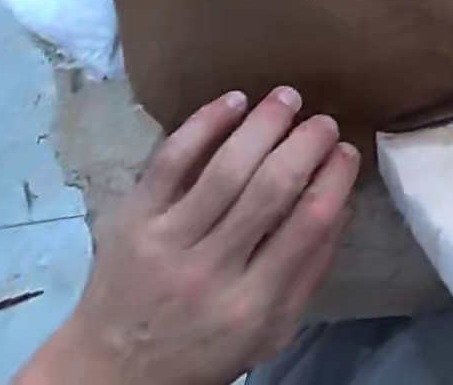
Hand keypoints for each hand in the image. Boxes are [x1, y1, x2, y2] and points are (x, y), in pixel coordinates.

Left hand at [16, 87, 360, 384]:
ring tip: (288, 97)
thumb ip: (313, 268)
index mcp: (253, 302)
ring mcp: (165, 243)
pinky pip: (169, 162)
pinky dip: (204, 124)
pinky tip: (235, 100)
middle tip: (325, 122)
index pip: (310, 221)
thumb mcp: (273, 330)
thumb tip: (344, 198)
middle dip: (308, 142)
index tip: (348, 150)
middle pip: (271, 187)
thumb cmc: (205, 349)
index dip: (337, 175)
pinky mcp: (130, 221)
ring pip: (225, 168)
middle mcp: (210, 271)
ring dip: (264, 122)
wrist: (104, 376)